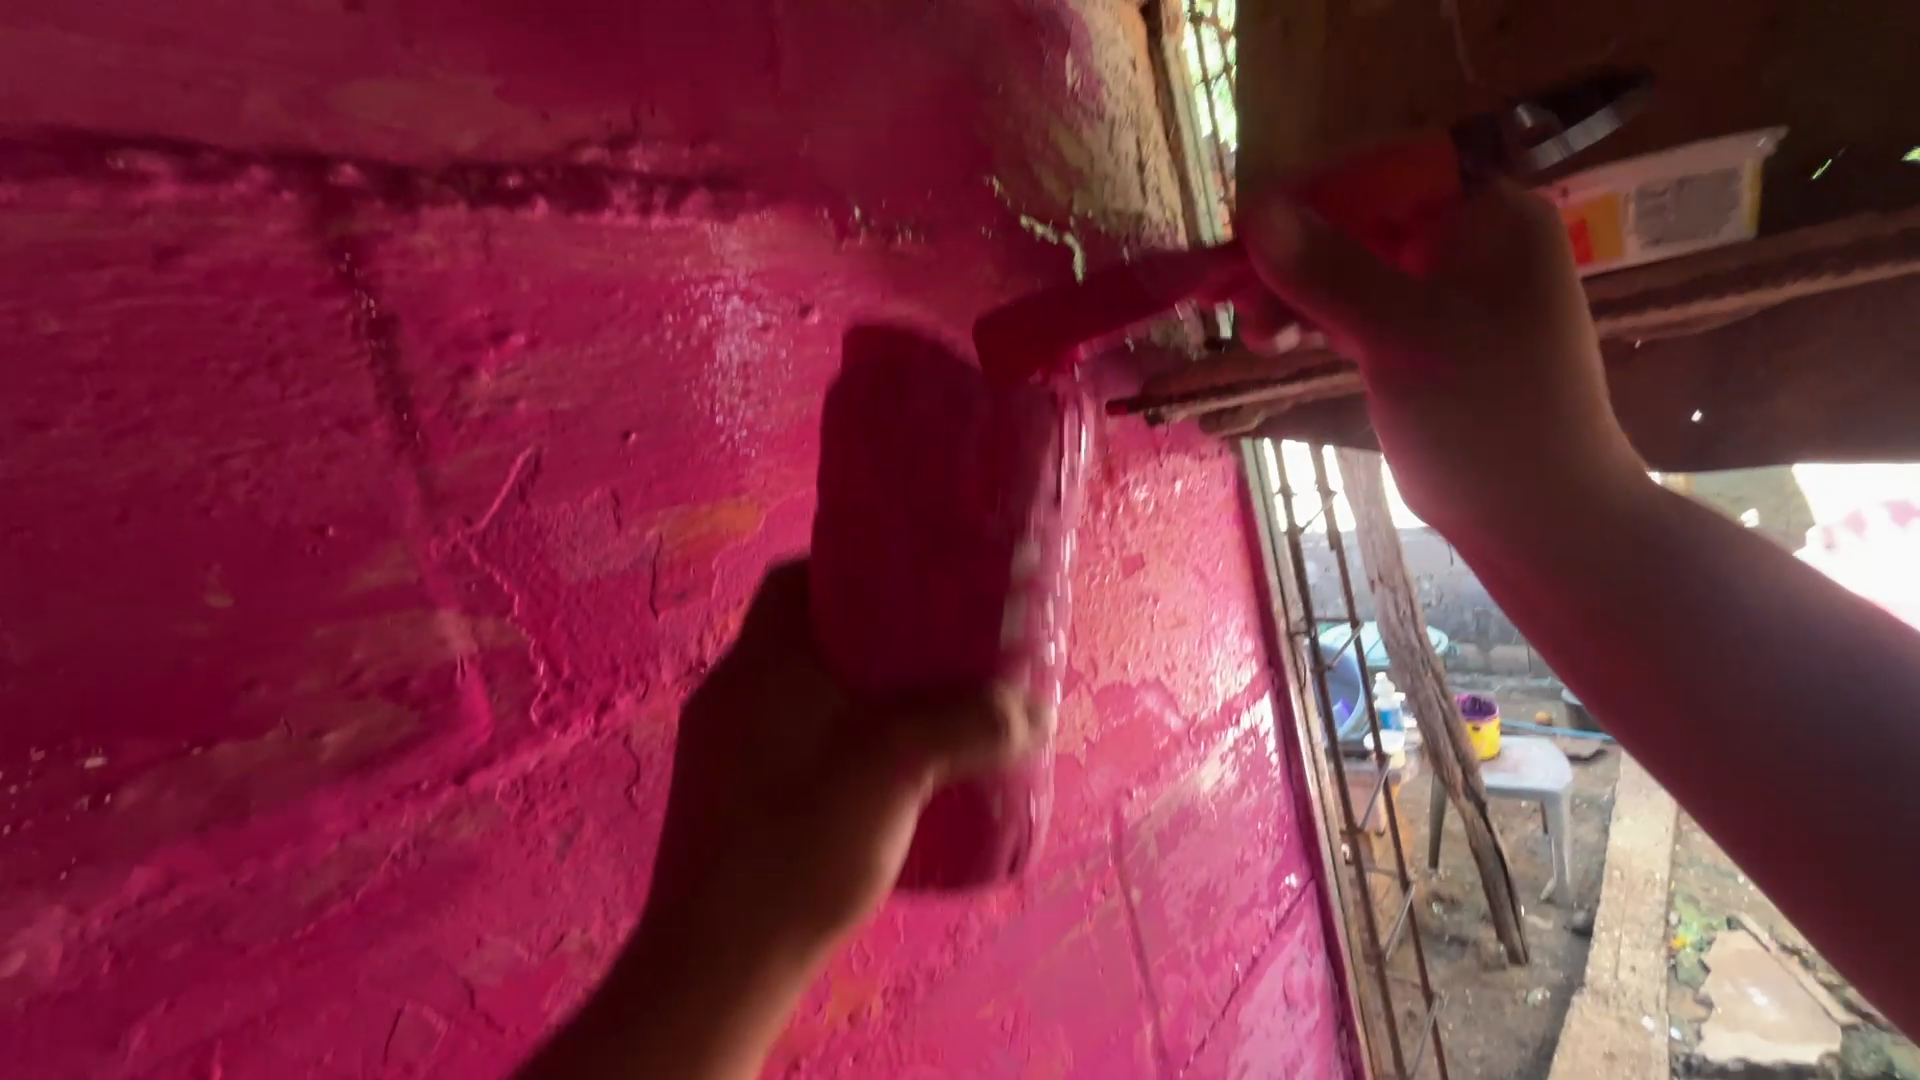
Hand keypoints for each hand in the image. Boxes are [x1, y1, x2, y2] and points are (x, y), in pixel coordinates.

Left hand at [646, 560, 1045, 962]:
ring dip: (847, 692)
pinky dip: (827, 737)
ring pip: (794, 691)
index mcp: (761, 661)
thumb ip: (971, 727)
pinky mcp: (723, 797)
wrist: (719, 963)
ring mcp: (720, 747)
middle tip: (925, 652)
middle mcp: (730, 692)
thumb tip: (1034, 708)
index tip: (902, 586)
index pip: (794, 578)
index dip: (847, 568)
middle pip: (802, 635)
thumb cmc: (802, 839)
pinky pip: (784, 738)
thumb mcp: (899, 767)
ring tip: (909, 712)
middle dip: (863, 636)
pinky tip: (871, 774)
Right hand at [1232, 181, 1646, 533]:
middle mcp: (1461, 243)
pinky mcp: (1415, 338)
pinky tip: (1284, 345)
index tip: (1244, 243)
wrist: (1531, 512)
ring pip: (1345, 269)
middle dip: (1293, 262)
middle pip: (1356, 224)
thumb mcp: (1405, 336)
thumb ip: (1331, 271)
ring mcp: (1438, 293)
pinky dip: (1312, 322)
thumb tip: (1257, 211)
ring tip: (1260, 339)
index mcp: (1484, 218)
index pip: (1382, 176)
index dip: (1308, 201)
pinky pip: (1351, 308)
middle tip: (1247, 312)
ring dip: (1294, 296)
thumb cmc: (1487, 417)